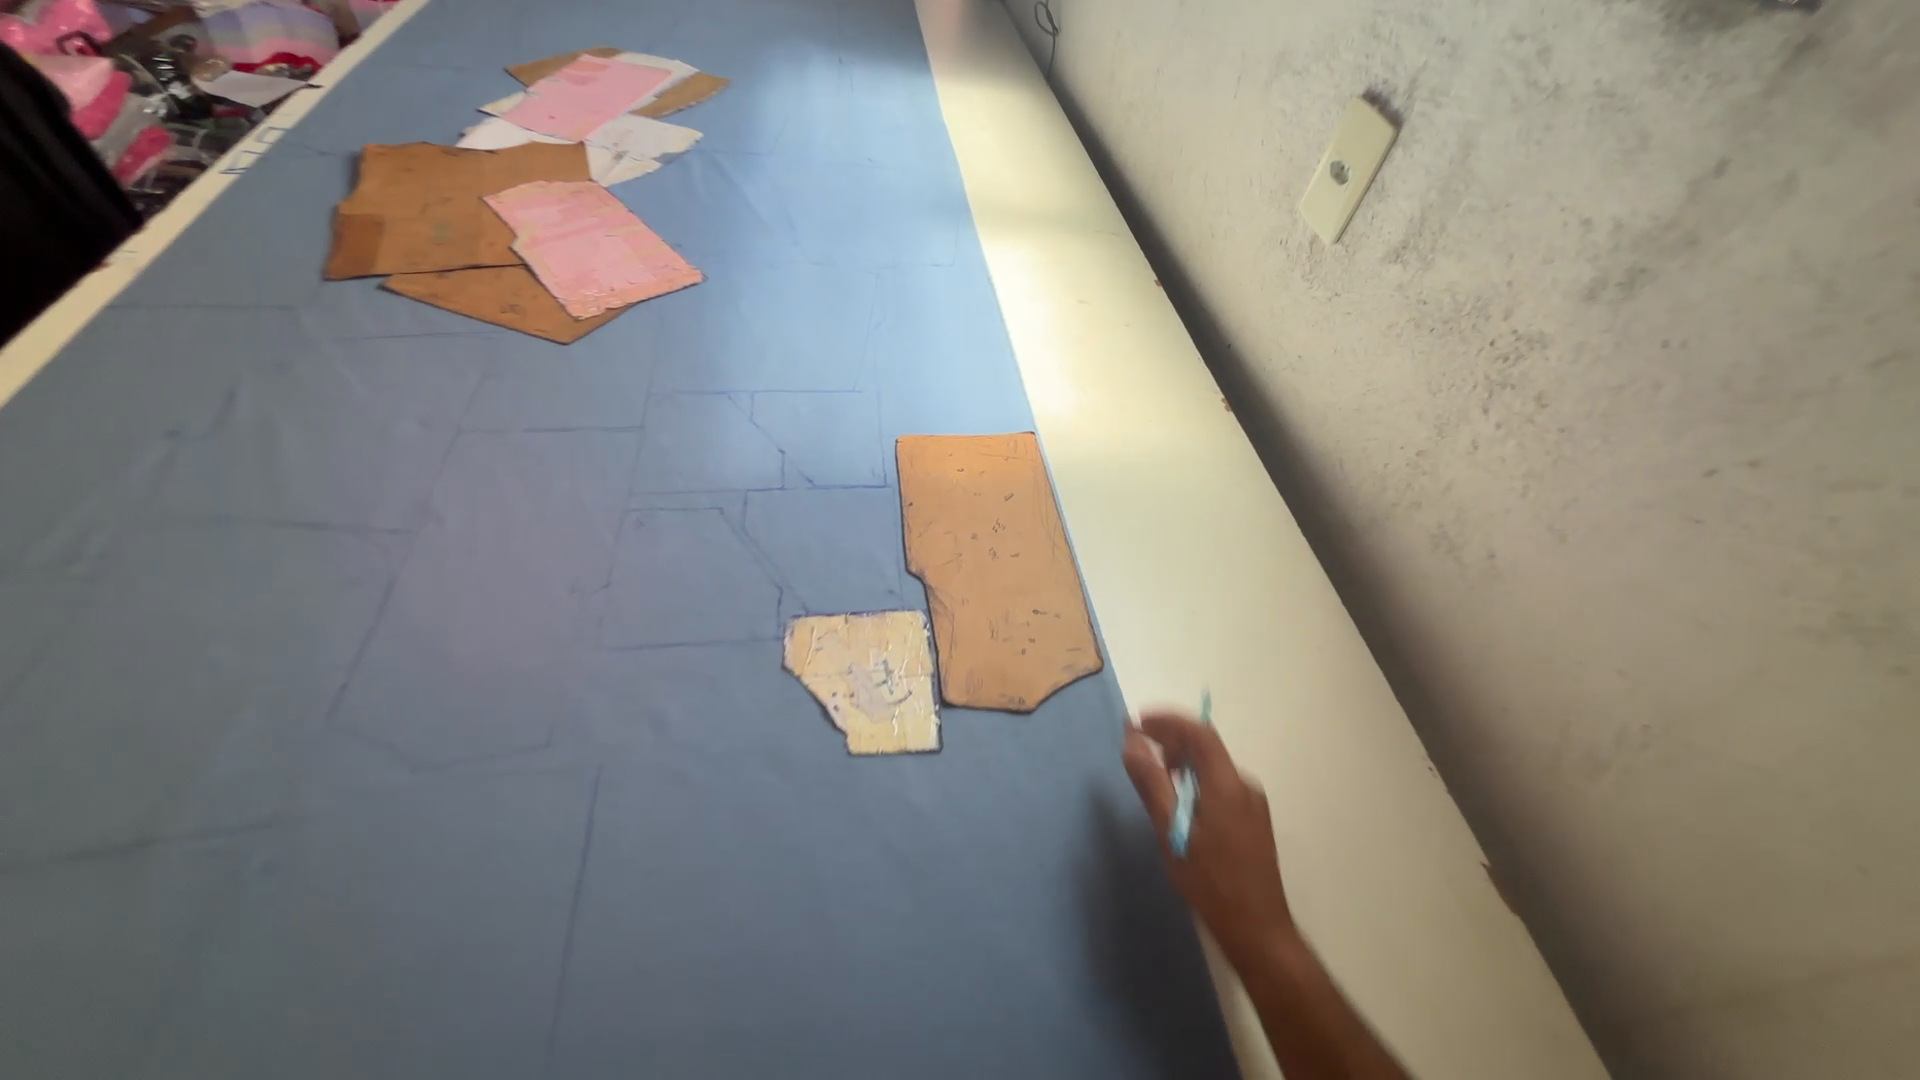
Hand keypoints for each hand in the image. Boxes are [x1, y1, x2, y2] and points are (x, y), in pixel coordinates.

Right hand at [1122, 710, 1293, 962]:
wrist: (1258, 929)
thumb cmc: (1210, 882)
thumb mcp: (1172, 832)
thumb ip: (1152, 784)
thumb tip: (1132, 743)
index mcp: (1226, 784)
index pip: (1198, 732)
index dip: (1166, 721)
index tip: (1136, 724)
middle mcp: (1244, 786)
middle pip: (1206, 747)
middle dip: (1171, 741)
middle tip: (1139, 755)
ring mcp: (1252, 804)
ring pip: (1212, 768)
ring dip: (1182, 765)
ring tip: (1156, 784)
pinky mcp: (1253, 821)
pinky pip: (1220, 787)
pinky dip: (1196, 784)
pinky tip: (1180, 809)